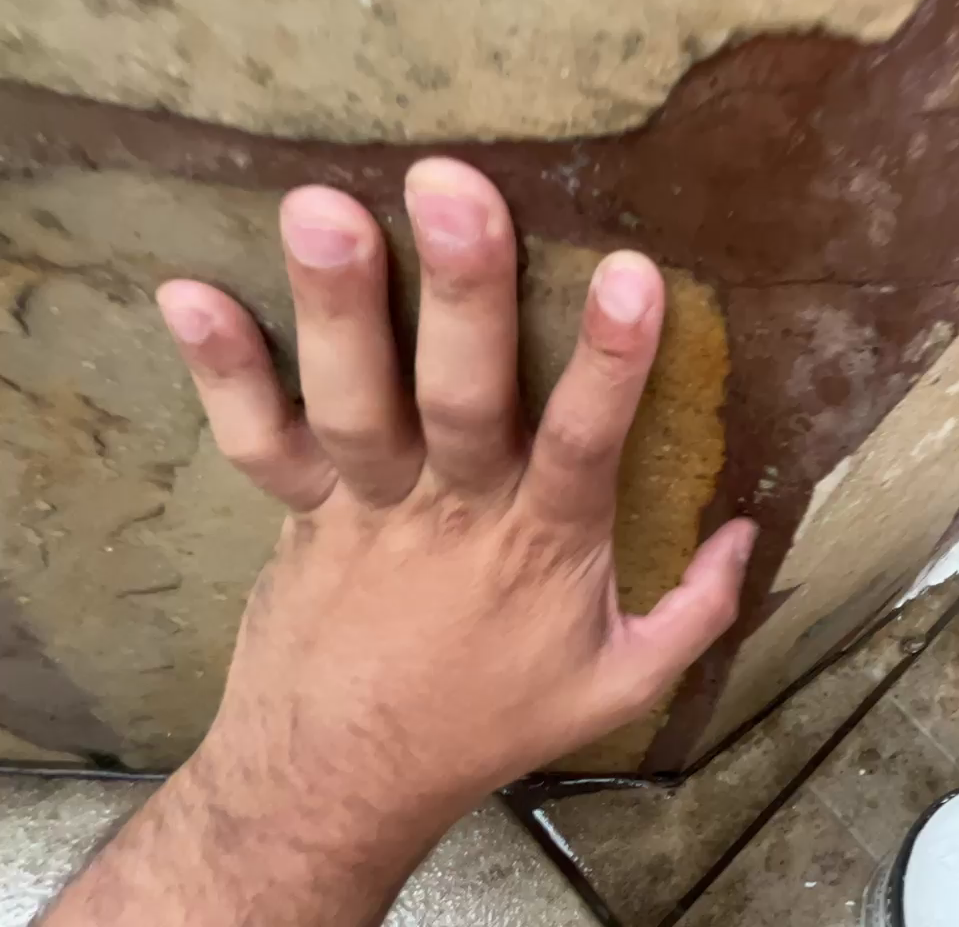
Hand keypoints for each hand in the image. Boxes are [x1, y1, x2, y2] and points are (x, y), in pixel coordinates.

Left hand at [41, 158, 756, 926]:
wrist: (342, 781)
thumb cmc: (498, 717)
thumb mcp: (626, 682)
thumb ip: (701, 609)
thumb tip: (749, 531)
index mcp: (546, 546)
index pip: (586, 443)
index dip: (610, 361)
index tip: (630, 276)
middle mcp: (453, 512)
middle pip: (459, 399)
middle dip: (463, 295)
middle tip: (456, 193)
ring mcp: (363, 510)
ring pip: (352, 404)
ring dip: (340, 308)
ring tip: (326, 208)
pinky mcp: (295, 517)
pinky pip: (254, 443)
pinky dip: (223, 371)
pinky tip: (191, 291)